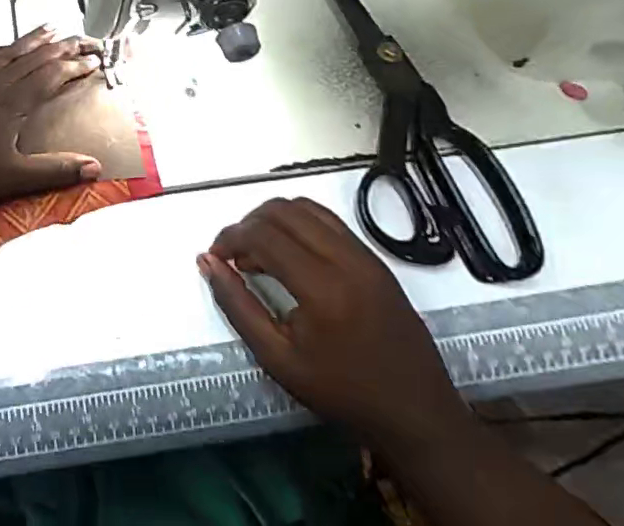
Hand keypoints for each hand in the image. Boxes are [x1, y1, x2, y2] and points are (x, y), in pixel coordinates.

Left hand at [0, 17, 104, 214]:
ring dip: (27, 39)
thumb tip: (96, 167)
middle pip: (32, 60)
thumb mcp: (12, 178)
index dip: (74, 68)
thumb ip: (55, 170)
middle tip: (81, 38)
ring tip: (48, 26)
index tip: (94, 60)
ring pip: (4, 53)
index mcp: (10, 104)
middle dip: (59, 49)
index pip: (50, 79)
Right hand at [198, 198, 470, 448]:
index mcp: (322, 288)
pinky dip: (299, 223)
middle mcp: (346, 260)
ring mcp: (366, 256)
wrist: (417, 415)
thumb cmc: (342, 393)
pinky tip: (289, 252)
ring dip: (273, 219)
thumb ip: (237, 305)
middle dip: (247, 224)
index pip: (263, 235)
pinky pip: (329, 221)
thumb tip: (206, 262)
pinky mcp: (376, 259)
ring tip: (258, 251)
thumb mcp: (278, 359)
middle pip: (282, 211)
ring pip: (306, 207)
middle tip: (233, 254)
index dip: (229, 238)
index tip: (215, 257)